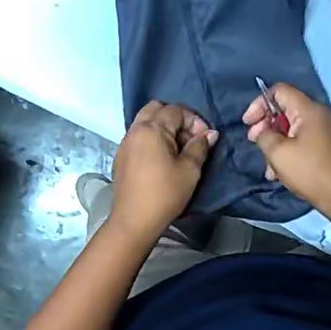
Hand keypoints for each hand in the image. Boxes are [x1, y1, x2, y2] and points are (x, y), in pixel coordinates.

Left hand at [110, 100, 218, 239]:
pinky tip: (162, 159)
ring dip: (163, 128)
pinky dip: (151, 139)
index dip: (194, 121)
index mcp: (151, 129)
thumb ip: (199, 147)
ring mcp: (125, 143)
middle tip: (189, 139)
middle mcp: (135, 130)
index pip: (176, 110)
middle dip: (176, 118)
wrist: (134, 220)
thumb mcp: (189, 170)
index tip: (205, 139)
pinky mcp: (121, 157)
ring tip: (177, 150)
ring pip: (145, 122)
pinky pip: (138, 137)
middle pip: (156, 109)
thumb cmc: (165, 194)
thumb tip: (209, 133)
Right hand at [242, 82, 330, 210]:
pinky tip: (278, 171)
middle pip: (284, 109)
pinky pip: (300, 140)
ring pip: (290, 128)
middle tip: (254, 142)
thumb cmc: (308, 171)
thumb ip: (264, 135)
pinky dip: (286, 150)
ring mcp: (324, 130)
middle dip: (265, 125)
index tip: (248, 124)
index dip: (259, 104)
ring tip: (267, 164)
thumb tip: (263, 131)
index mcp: (308, 110)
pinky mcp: (325, 146)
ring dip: (274, 142)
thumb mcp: (277, 152)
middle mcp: (318, 115)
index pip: (279, 91)